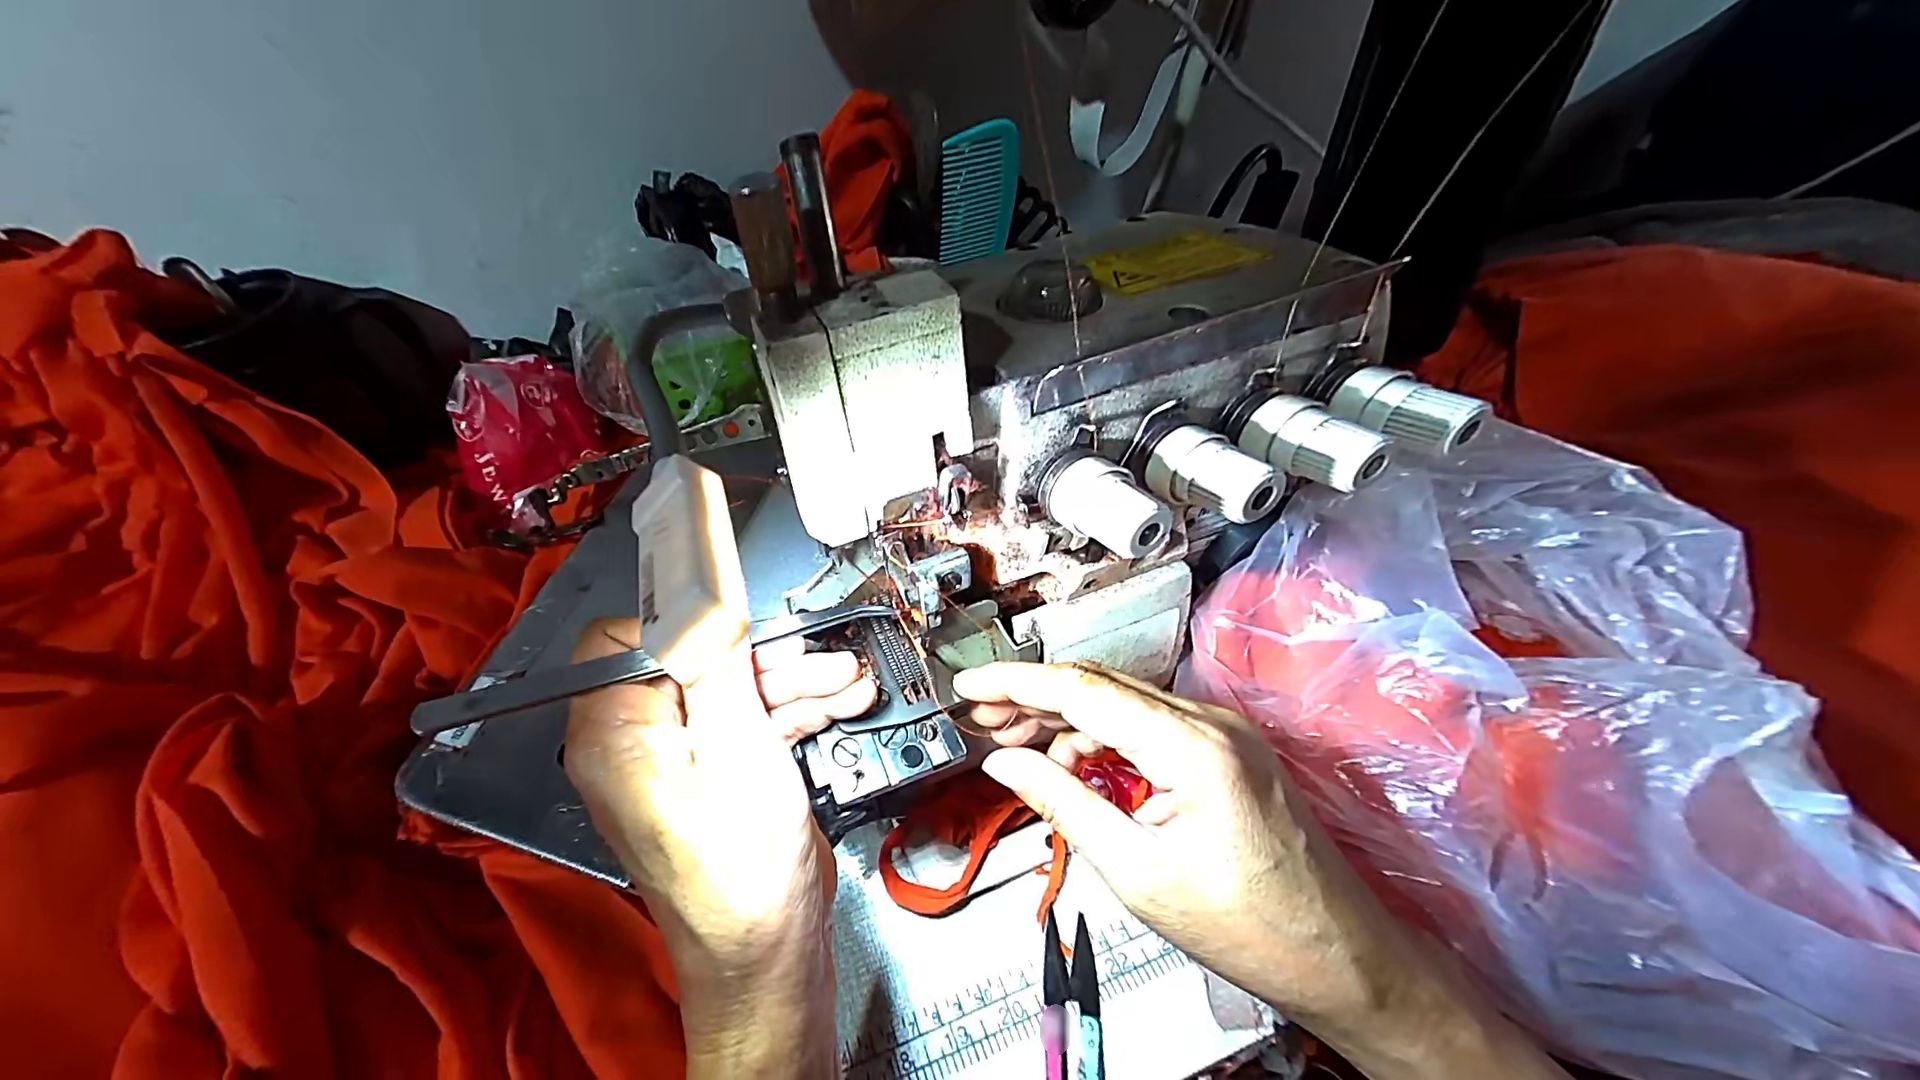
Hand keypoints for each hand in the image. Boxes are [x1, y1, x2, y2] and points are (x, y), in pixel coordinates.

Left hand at [563, 618, 872, 1077]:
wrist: (770, 949)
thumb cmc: (740, 872)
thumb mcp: (737, 746)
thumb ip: (719, 666)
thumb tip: (711, 603)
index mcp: (615, 735)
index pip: (626, 639)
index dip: (680, 619)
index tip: (734, 611)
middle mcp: (639, 744)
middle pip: (693, 663)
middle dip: (759, 657)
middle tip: (811, 655)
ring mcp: (682, 759)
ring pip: (729, 691)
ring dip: (790, 681)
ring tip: (844, 680)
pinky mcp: (718, 772)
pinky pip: (748, 721)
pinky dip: (790, 709)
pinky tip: (833, 703)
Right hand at [953, 662, 1567, 1079]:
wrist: (1342, 957)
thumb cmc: (1252, 928)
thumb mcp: (1136, 872)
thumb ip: (1063, 802)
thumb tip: (1008, 761)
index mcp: (1193, 748)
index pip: (1084, 690)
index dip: (1017, 682)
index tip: (972, 685)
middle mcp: (1210, 722)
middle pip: (1099, 685)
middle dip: (1033, 695)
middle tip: (981, 713)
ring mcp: (1219, 730)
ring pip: (1119, 700)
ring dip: (1063, 715)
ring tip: (1012, 735)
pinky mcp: (1221, 746)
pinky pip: (1144, 723)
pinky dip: (1099, 735)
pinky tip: (1069, 758)